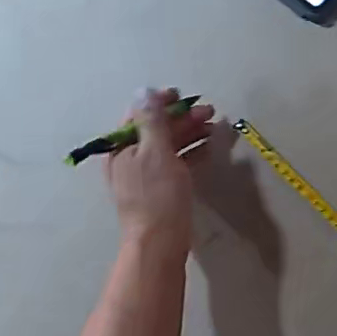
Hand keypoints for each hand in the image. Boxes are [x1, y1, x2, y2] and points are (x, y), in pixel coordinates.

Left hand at [103, 89, 214, 255]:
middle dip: (182, 118)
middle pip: (156, 130)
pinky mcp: (161, 190)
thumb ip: (152, 121)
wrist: (159, 244)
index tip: (182, 96)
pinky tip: (209, 148)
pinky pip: (176, 163)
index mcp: (121, 148)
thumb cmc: (157, 197)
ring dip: (190, 133)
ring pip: (168, 146)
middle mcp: (130, 159)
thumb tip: (143, 91)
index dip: (160, 102)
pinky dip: (191, 153)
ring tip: (214, 126)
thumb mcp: (156, 153)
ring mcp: (146, 176)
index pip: (139, 115)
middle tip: (209, 111)